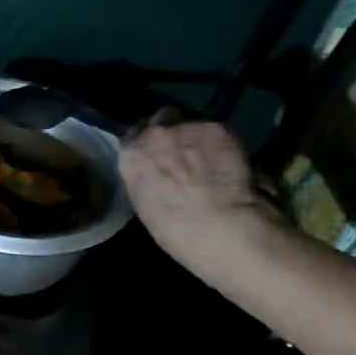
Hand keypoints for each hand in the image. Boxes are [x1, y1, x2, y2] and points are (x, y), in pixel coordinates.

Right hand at [119, 119, 281, 284]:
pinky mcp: (218, 128)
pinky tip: (223, 161)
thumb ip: (144, 179)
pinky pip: (212, 130)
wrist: (221, 226)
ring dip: (192, 138)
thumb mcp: (144, 205)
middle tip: (180, 159)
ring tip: (205, 161)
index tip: (153, 159)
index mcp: (132, 156)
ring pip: (187, 125)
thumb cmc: (175, 230)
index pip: (132, 138)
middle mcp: (155, 134)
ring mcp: (188, 127)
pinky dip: (216, 142)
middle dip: (168, 138)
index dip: (145, 148)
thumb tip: (153, 172)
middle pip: (159, 124)